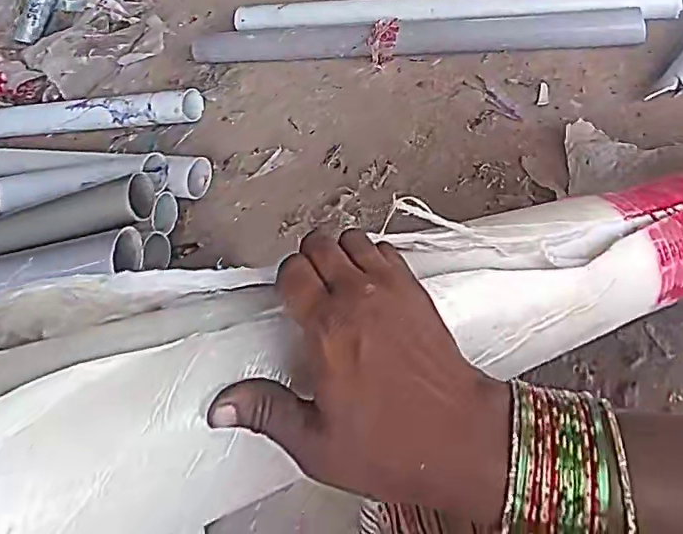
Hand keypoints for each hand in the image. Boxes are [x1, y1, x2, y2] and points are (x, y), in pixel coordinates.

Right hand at [208, 230, 508, 523]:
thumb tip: (228, 403)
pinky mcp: (414, 287)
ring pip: (352, 239)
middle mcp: (359, 298)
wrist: (453, 433)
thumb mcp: (316, 442)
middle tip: (306, 283)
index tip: (285, 296)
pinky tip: (368, 281)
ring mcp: (390, 287)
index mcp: (328, 330)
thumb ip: (269, 412)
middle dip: (307, 258)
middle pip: (320, 244)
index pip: (292, 271)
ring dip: (339, 252)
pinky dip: (372, 255)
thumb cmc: (393, 441)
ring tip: (335, 278)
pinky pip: (385, 248)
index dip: (284, 279)